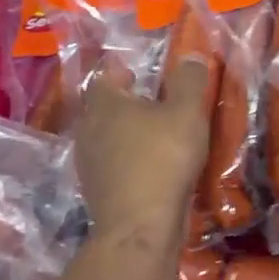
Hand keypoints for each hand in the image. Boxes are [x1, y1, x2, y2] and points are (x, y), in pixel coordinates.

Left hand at [69, 56, 211, 238]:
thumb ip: (189, 81)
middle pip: (103, 107)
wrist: (139, 224)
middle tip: (153, 99)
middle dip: (125, 101)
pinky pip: (112, 161)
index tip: (140, 71)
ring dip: (126, 130)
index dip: (122, 71)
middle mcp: (88, 129)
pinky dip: (128, 156)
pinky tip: (150, 163)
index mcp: (105, 105)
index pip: (105, 77)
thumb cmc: (163, 158)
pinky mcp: (97, 189)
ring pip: (106, 135)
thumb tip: (190, 55)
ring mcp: (89, 162)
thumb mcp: (187, 112)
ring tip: (155, 131)